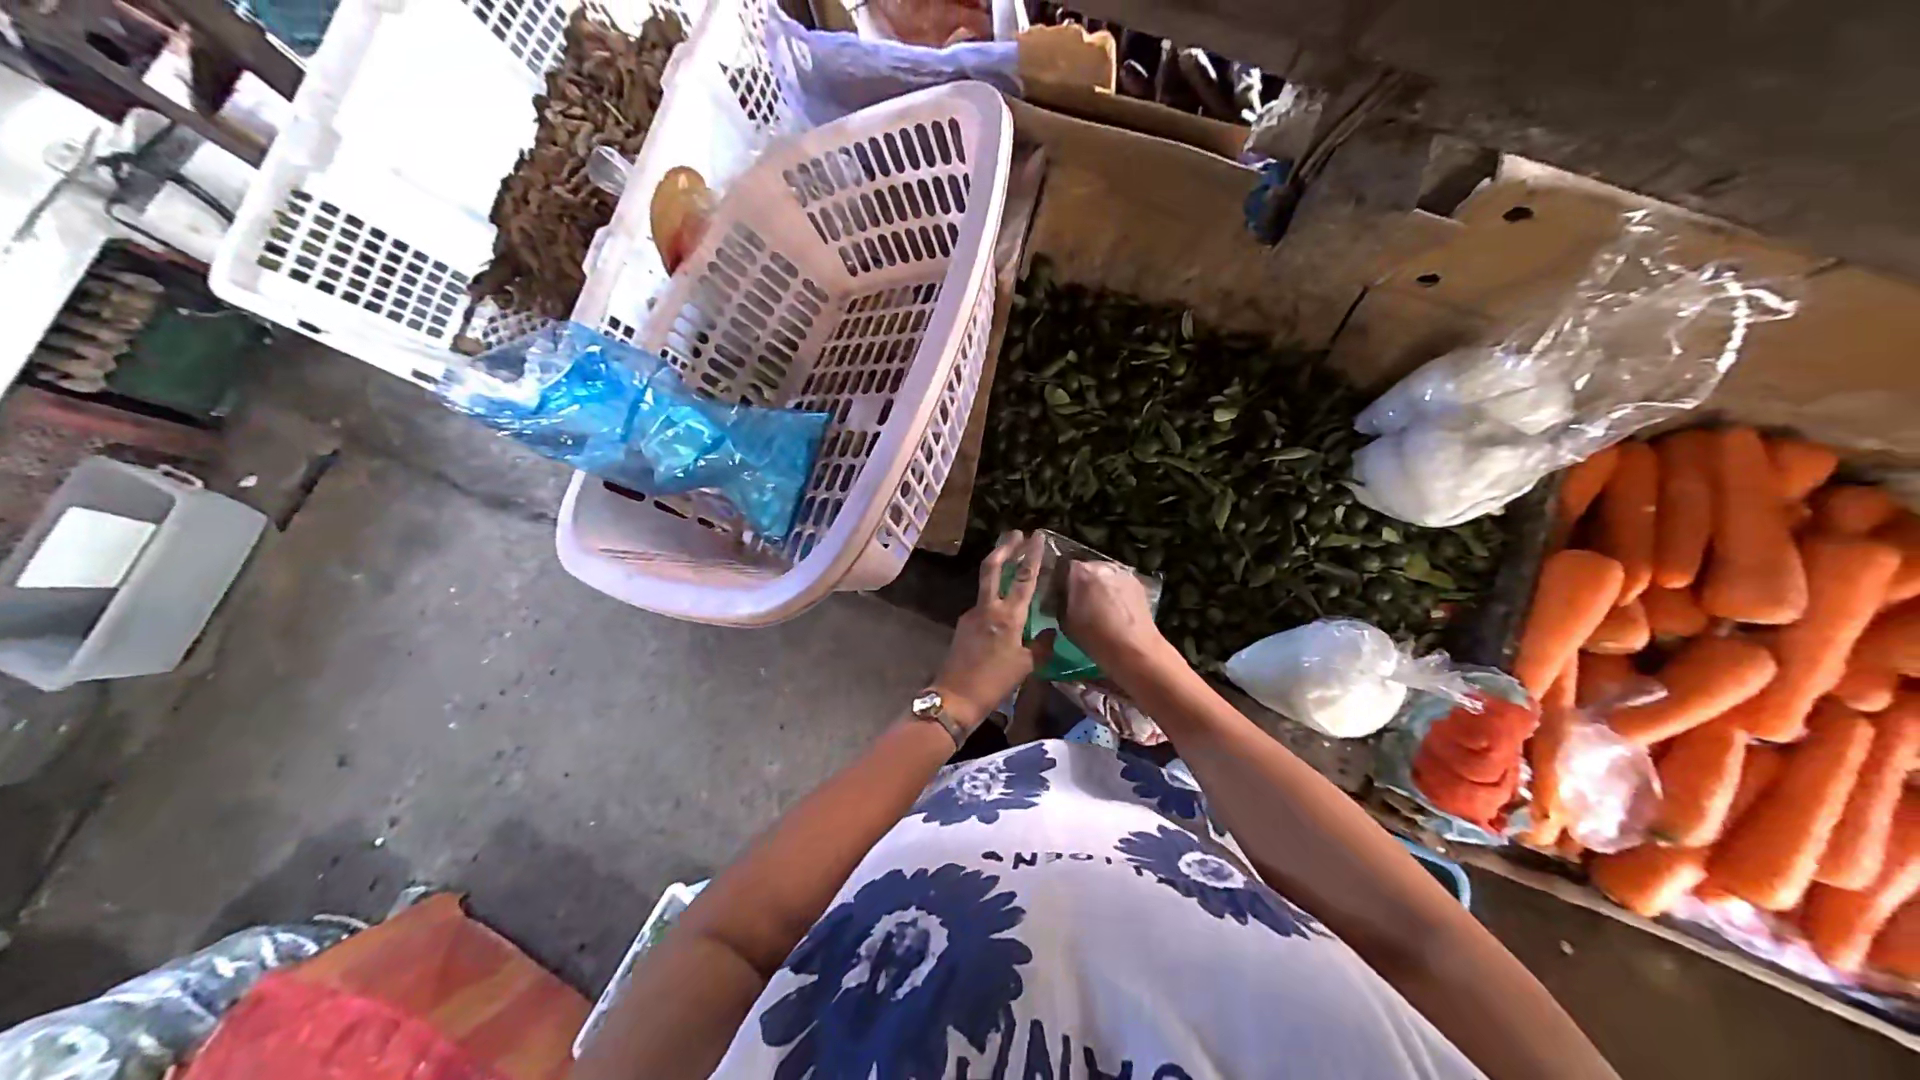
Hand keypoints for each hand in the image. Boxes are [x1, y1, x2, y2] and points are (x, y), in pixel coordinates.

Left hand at [931, 531, 1053, 727]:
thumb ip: (1040, 646)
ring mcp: (972, 615)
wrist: (955, 698)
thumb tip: (1050, 633)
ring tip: (1013, 562)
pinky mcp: (964, 625)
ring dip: (998, 569)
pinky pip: (983, 604)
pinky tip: (1004, 604)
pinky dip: (995, 596)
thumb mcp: (1025, 666)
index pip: (1024, 578)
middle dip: (1005, 547)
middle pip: (993, 568)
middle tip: (1016, 532)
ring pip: (986, 584)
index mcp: (1007, 616)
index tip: (1037, 536)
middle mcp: (988, 608)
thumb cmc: (994, 683)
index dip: (1031, 555)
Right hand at [1064, 561, 1172, 673]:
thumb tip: (1060, 595)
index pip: (1063, 567)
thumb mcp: (1064, 620)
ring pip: (1103, 575)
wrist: (1133, 648)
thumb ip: (1060, 601)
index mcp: (1079, 571)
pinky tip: (1115, 608)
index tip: (1059, 594)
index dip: (1060, 581)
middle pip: (1085, 569)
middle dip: (1081, 581)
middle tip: (1079, 601)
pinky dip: (1114, 591)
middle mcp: (1101, 564)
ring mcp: (1122, 572)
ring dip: (1099, 585)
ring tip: (1099, 605)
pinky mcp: (1137, 582)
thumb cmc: (1093, 636)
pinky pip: (1118, 583)